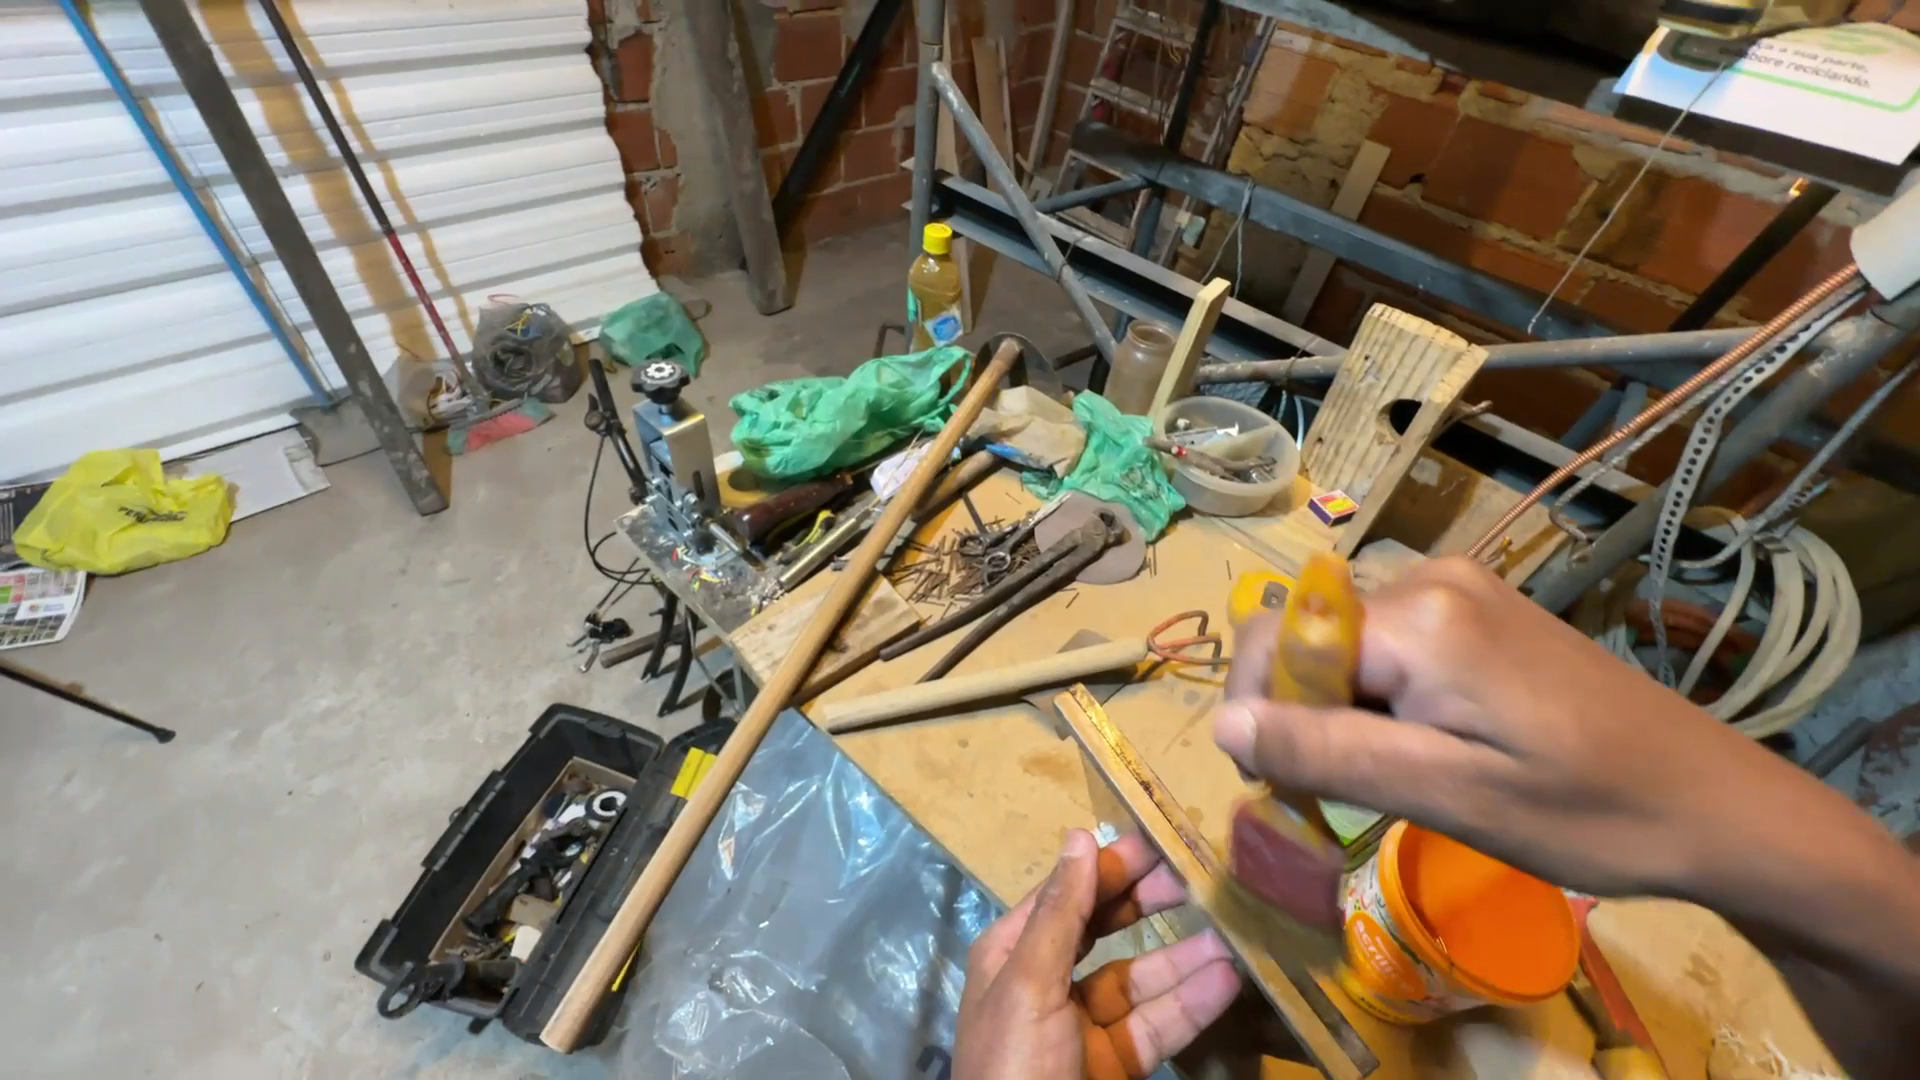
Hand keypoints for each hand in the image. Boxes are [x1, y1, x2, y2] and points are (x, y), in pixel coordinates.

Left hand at [954, 829, 1241, 1079]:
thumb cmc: (1013, 1062)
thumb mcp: (1029, 982)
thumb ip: (1059, 913)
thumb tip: (1080, 835)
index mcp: (1013, 950)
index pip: (1066, 894)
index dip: (1109, 867)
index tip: (1157, 845)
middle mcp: (1046, 979)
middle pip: (1102, 930)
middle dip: (1145, 904)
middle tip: (1194, 880)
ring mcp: (1080, 1025)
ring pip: (1137, 980)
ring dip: (1180, 960)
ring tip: (1228, 936)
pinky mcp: (1111, 1066)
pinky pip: (1153, 1027)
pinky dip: (1188, 1006)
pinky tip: (1224, 983)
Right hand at [1213, 556, 1830, 898]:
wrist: (1723, 805)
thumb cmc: (1589, 812)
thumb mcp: (1449, 795)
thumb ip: (1328, 754)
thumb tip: (1222, 726)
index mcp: (1417, 617)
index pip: (1276, 641)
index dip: (1256, 709)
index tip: (1274, 780)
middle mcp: (1424, 578)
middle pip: (1304, 636)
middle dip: (1295, 710)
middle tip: (1327, 787)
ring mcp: (1451, 585)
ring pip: (1335, 640)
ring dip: (1331, 705)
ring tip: (1380, 768)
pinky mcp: (1468, 605)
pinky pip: (1377, 639)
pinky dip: (1368, 691)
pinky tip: (1412, 735)